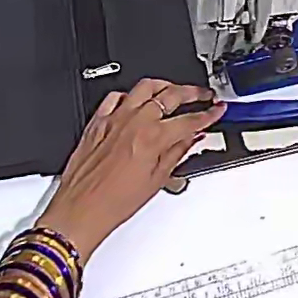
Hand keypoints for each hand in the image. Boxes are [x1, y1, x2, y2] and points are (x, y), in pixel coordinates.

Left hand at [36, 79, 223, 260]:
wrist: (79, 212)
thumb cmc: (113, 203)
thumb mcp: (157, 180)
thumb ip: (178, 152)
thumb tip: (191, 138)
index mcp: (153, 137)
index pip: (191, 119)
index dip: (209, 113)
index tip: (217, 109)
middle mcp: (135, 122)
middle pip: (172, 93)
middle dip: (194, 92)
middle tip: (204, 94)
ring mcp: (115, 118)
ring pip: (145, 86)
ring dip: (165, 86)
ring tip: (174, 90)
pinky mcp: (98, 121)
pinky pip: (116, 96)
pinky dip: (130, 95)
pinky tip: (136, 100)